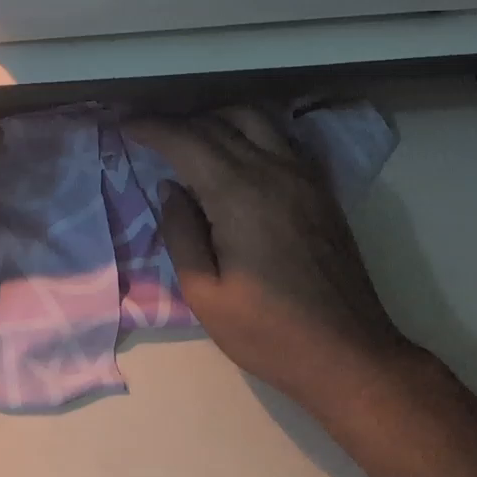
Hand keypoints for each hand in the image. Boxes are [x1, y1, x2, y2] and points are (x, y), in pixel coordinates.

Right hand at [127, 107, 412, 398]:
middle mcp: (271, 171)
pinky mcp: (320, 189)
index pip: (184, 139)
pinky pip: (278, 138)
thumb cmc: (270, 333)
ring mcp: (301, 177)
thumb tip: (169, 188)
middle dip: (175, 121)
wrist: (352, 358)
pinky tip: (234, 153)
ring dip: (214, 118)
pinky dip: (247, 131)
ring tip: (190, 138)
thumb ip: (179, 233)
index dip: (150, 127)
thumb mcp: (204, 295)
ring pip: (252, 118)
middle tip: (148, 133)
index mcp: (238, 195)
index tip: (124, 125)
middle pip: (215, 123)